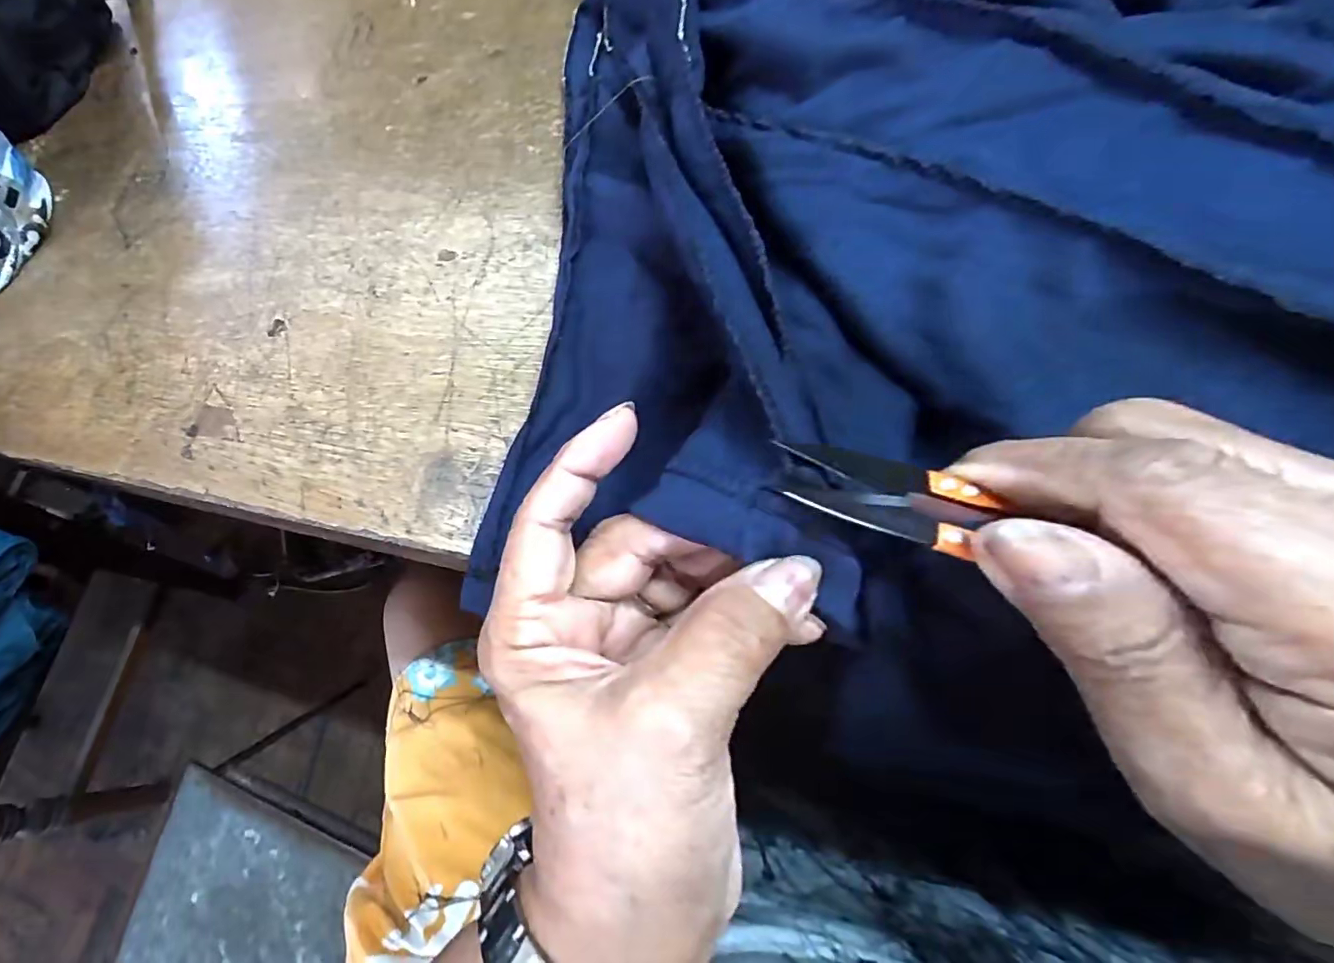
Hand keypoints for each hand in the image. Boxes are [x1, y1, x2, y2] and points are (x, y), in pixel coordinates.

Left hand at [479, 402, 825, 961]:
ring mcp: (617, 647)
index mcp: (532, 626)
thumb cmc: (622, 822)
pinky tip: (802, 620)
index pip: (546, 521)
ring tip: (797, 590)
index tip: (627, 420)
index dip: (580, 465)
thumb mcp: (670, 720)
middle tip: (767, 549)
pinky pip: (703, 616)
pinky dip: (746, 611)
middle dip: (694, 543)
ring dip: (730, 576)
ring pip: (672, 579)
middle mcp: (567, 625)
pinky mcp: (662, 671)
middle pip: (627, 549)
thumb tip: (795, 567)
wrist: (642, 918)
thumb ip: (730, 634)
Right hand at [951, 398, 1333, 962]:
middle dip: (1053, 473)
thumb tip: (1006, 536)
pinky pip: (1236, 459)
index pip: (1161, 482)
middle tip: (1000, 541)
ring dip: (1099, 480)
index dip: (1031, 471)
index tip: (943, 501)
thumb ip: (1120, 656)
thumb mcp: (1220, 793)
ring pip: (1197, 437)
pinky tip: (1154, 557)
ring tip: (1075, 554)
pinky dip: (1154, 489)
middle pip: (1167, 440)